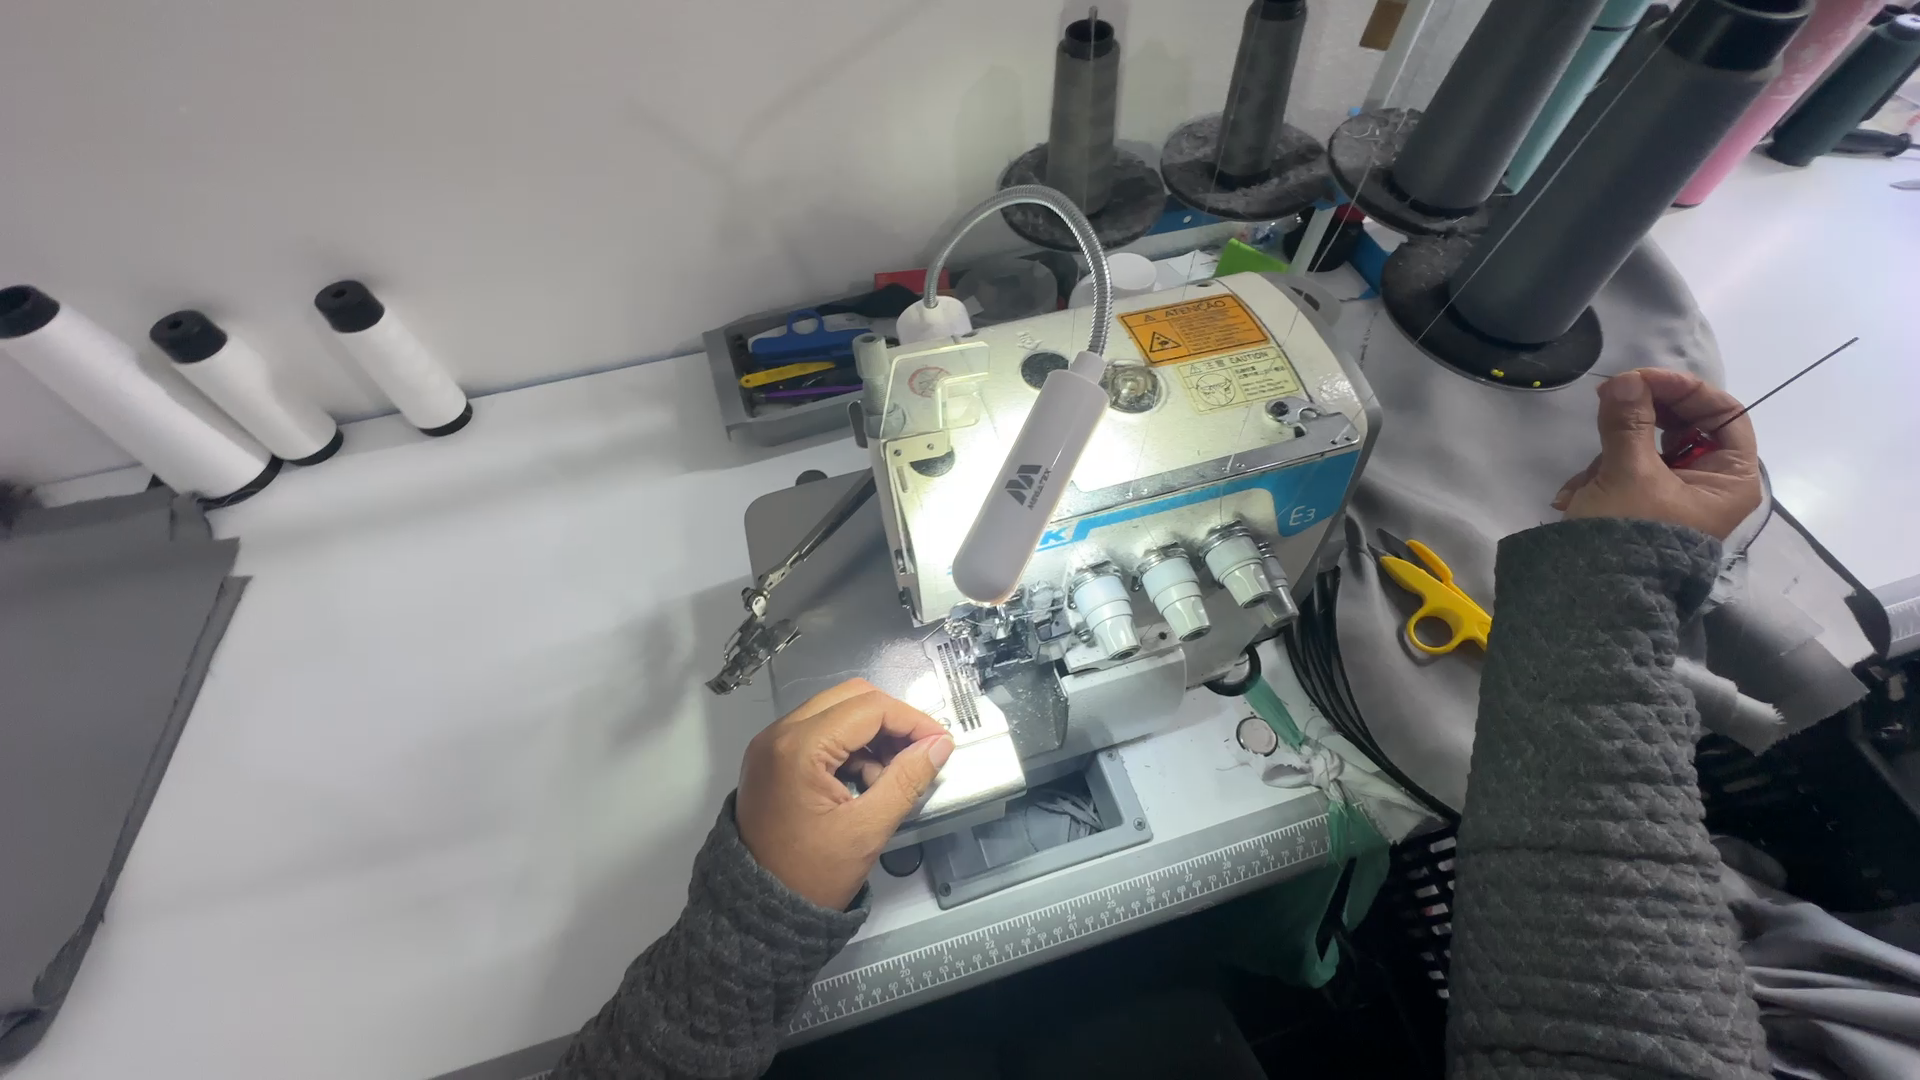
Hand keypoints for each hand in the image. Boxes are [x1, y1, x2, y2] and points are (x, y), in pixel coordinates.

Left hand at [735, 679, 953, 909]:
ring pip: (837, 710)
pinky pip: (820, 730)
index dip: (912, 721)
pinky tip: (867, 778)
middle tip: (919, 753)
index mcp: (798, 747)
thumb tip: (939, 745)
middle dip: (892, 721)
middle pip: (852, 697)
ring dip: (872, 733)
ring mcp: (771, 743)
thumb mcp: (867, 829)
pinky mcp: (772, 757)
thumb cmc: (810, 876)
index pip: (869, 708)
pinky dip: (850, 745)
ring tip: (891, 774)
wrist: (755, 916)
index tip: (940, 743)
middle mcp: (779, 733)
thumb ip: (907, 779)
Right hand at [1551, 369, 1762, 540]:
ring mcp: (1670, 495)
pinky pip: (1621, 474)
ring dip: (1606, 457)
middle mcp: (1707, 483)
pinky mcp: (1637, 505)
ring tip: (1583, 482)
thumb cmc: (1628, 530)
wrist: (1596, 590)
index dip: (1682, 390)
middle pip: (1678, 430)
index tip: (1637, 379)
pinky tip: (1574, 496)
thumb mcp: (1626, 473)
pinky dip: (1596, 478)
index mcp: (1729, 477)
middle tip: (1605, 402)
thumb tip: (1625, 380)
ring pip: (1643, 451)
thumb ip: (1627, 423)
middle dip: (1636, 422)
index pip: (1721, 414)